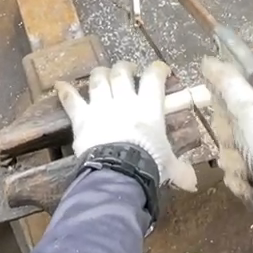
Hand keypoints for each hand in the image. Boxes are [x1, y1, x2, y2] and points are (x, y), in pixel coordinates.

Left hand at [57, 61, 198, 191]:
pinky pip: (71, 100)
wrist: (119, 171)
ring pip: (98, 80)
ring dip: (99, 75)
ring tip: (101, 74)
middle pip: (122, 73)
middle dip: (124, 68)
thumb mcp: (167, 166)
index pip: (154, 78)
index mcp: (149, 108)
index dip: (157, 69)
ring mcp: (101, 106)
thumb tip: (193, 183)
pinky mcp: (82, 118)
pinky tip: (60, 85)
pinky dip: (65, 92)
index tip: (160, 69)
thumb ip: (180, 170)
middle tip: (126, 71)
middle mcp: (124, 100)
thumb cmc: (148, 165)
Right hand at [200, 58, 252, 229]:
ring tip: (246, 168)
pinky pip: (239, 163)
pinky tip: (249, 183)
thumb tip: (208, 61)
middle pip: (232, 113)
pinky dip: (241, 175)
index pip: (243, 79)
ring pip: (233, 141)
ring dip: (234, 158)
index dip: (229, 93)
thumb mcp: (249, 108)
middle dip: (229, 134)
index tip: (224, 106)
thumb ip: (226, 82)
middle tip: (236, 141)